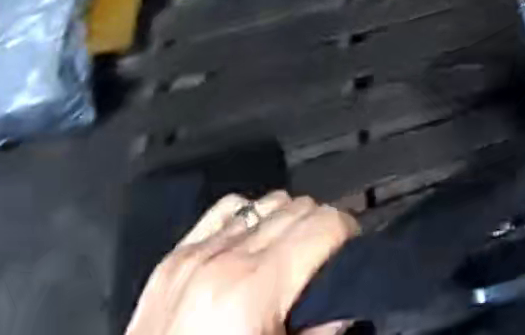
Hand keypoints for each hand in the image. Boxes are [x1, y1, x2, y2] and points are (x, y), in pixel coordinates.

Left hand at [123, 191, 357, 334]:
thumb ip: (322, 332)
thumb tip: (350, 302)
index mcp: (252, 292)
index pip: (324, 224)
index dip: (348, 235)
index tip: (354, 253)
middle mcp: (223, 262)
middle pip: (299, 207)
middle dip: (320, 230)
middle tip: (326, 264)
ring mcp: (192, 257)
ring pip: (266, 202)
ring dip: (286, 222)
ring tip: (290, 259)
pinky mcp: (169, 262)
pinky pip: (226, 211)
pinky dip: (247, 220)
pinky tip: (252, 249)